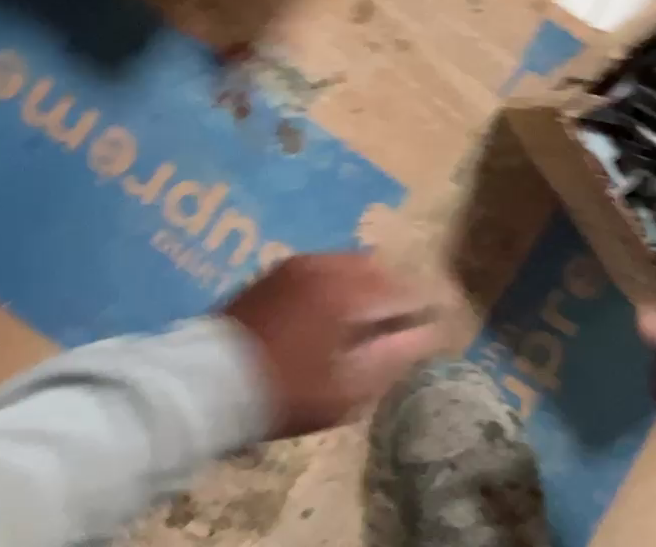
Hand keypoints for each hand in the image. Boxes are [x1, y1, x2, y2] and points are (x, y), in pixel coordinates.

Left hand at [220, 253, 447, 438]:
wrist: (207, 380)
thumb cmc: (285, 391)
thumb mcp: (347, 388)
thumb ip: (395, 356)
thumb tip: (431, 335)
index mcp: (346, 289)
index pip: (404, 289)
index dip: (430, 304)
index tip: (448, 316)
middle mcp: (324, 264)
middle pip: (379, 269)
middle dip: (401, 289)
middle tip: (416, 316)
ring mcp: (296, 264)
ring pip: (351, 265)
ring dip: (372, 285)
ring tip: (381, 316)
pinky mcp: (276, 272)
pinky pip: (325, 268)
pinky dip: (344, 282)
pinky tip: (342, 311)